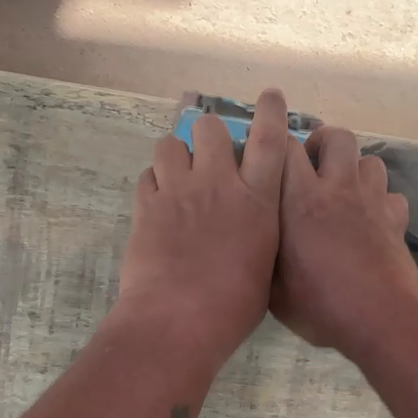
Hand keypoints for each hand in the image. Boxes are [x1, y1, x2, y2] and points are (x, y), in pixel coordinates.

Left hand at [112, 90, 290, 359]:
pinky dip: (154, 182)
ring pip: (170, 145)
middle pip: (210, 128)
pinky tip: (159, 201)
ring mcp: (179, 193)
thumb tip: (252, 224)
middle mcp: (219, 185)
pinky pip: (147, 176)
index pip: (270, 140)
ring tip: (179, 176)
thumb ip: (261, 232)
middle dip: (209, 133)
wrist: (178, 320)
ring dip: (176, 155)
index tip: (269, 96)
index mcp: (258, 201)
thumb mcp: (265, 266)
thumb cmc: (234, 307)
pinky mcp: (146, 207)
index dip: (270, 111)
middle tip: (210, 154)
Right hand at [271, 125, 417, 355]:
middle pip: (338, 138)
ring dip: (355, 171)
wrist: (380, 320)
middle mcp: (338, 189)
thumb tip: (257, 239)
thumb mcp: (272, 289)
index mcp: (300, 200)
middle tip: (311, 169)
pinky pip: (391, 196)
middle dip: (323, 144)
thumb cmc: (319, 306)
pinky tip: (372, 223)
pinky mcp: (396, 220)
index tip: (269, 165)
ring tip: (343, 195)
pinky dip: (381, 203)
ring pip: (370, 161)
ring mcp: (373, 202)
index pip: (285, 147)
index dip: (276, 147)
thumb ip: (263, 253)